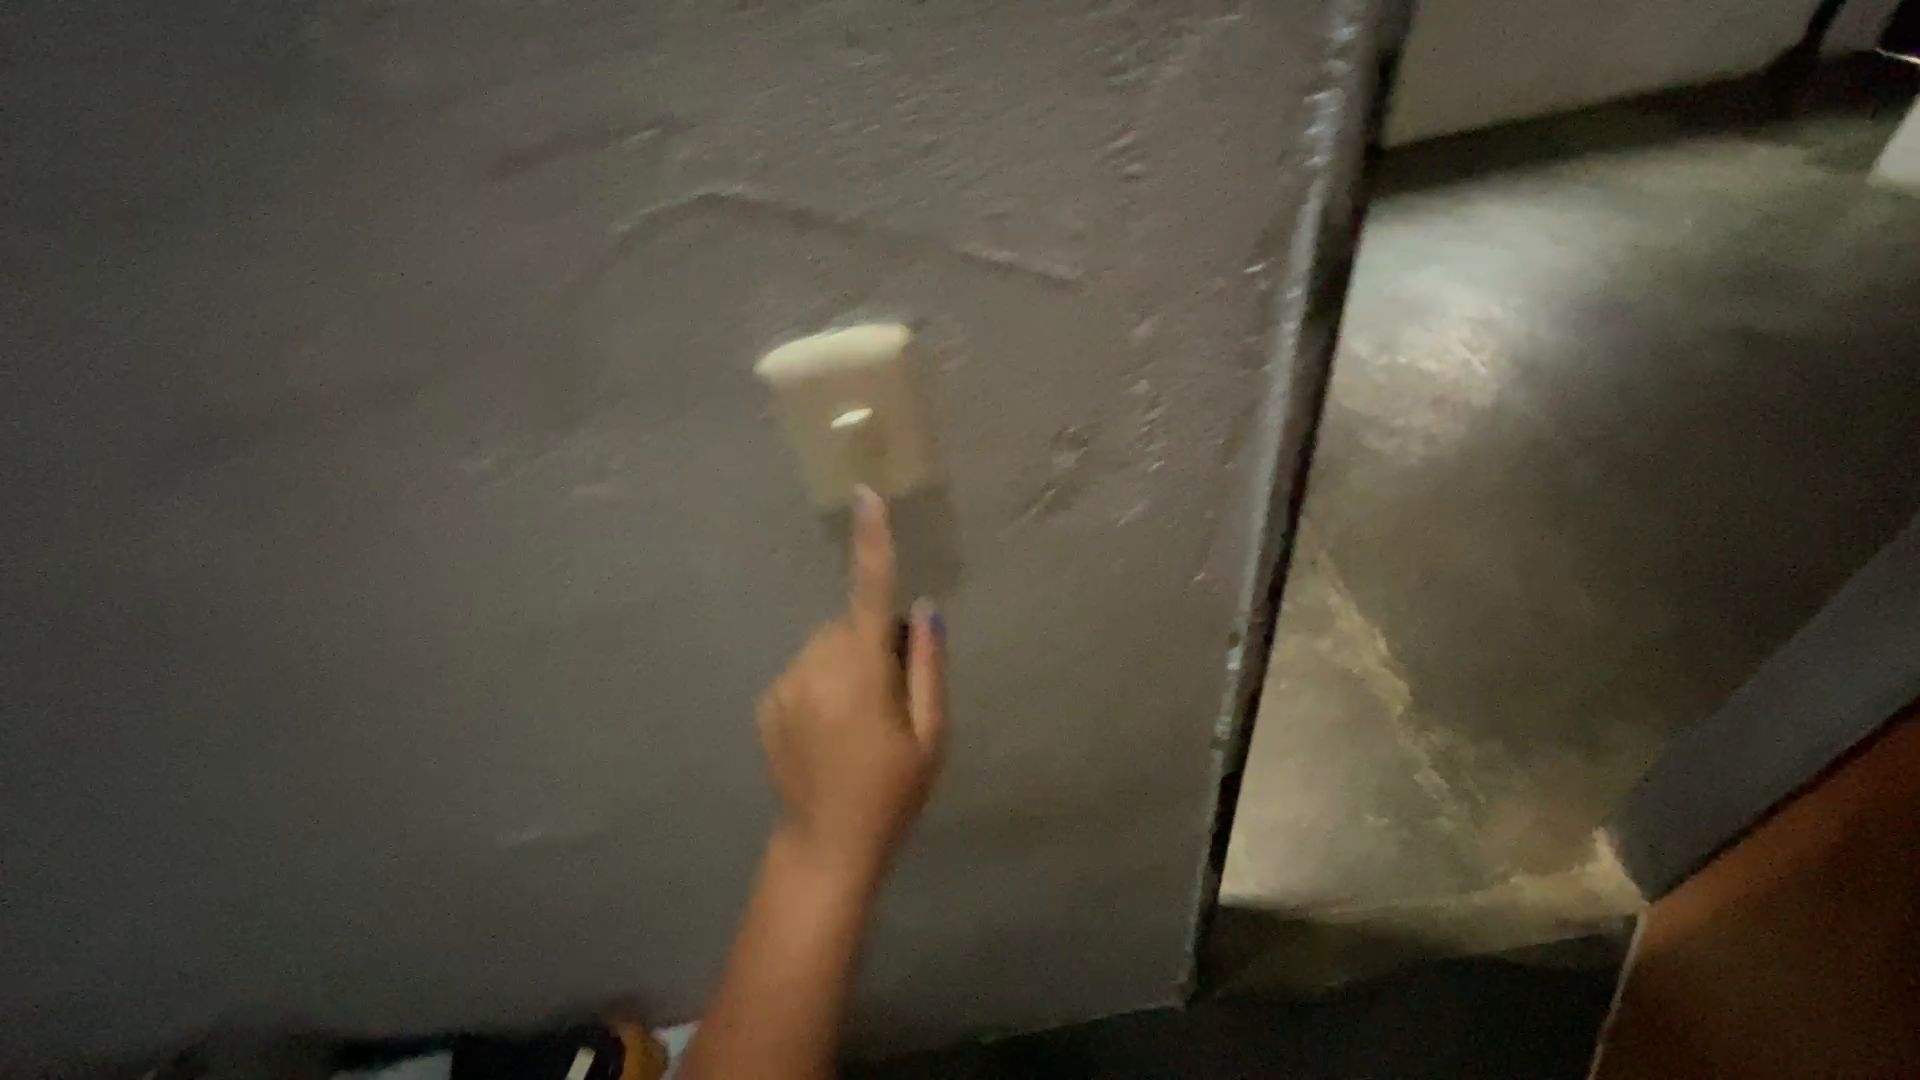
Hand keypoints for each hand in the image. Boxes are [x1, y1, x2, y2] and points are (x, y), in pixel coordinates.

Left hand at [756, 488, 947, 883]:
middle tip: (890, 698)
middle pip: (850, 625)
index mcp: (863, 674)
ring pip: (825, 646)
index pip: (870, 595)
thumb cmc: (892, 794)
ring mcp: (785, 684)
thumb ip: (929, 666)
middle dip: (873, 643)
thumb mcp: (932, 736)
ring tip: (857, 721)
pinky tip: (828, 730)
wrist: (826, 845)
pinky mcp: (768, 701)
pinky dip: (820, 683)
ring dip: (845, 663)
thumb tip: (925, 608)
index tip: (866, 497)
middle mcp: (817, 667)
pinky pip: (803, 669)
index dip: (871, 543)